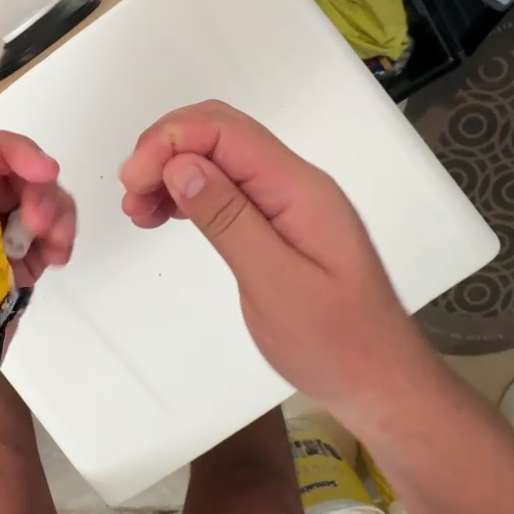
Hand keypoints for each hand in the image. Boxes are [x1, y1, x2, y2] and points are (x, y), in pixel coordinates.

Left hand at [0, 131, 76, 459]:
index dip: (6, 151)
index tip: (39, 167)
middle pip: (9, 180)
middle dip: (38, 184)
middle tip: (46, 221)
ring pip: (30, 210)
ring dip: (54, 212)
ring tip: (58, 244)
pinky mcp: (9, 289)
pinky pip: (39, 249)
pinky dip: (57, 242)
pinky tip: (57, 258)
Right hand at [118, 100, 417, 410]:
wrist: (380, 383)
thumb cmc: (335, 343)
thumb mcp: (276, 284)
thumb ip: (228, 220)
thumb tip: (180, 165)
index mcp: (299, 188)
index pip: (225, 131)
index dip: (169, 141)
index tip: (133, 181)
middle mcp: (293, 182)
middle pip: (220, 132)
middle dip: (165, 149)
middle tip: (132, 194)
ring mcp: (286, 199)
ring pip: (218, 156)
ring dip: (172, 169)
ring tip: (139, 209)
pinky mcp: (276, 219)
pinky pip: (225, 185)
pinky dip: (187, 191)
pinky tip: (164, 213)